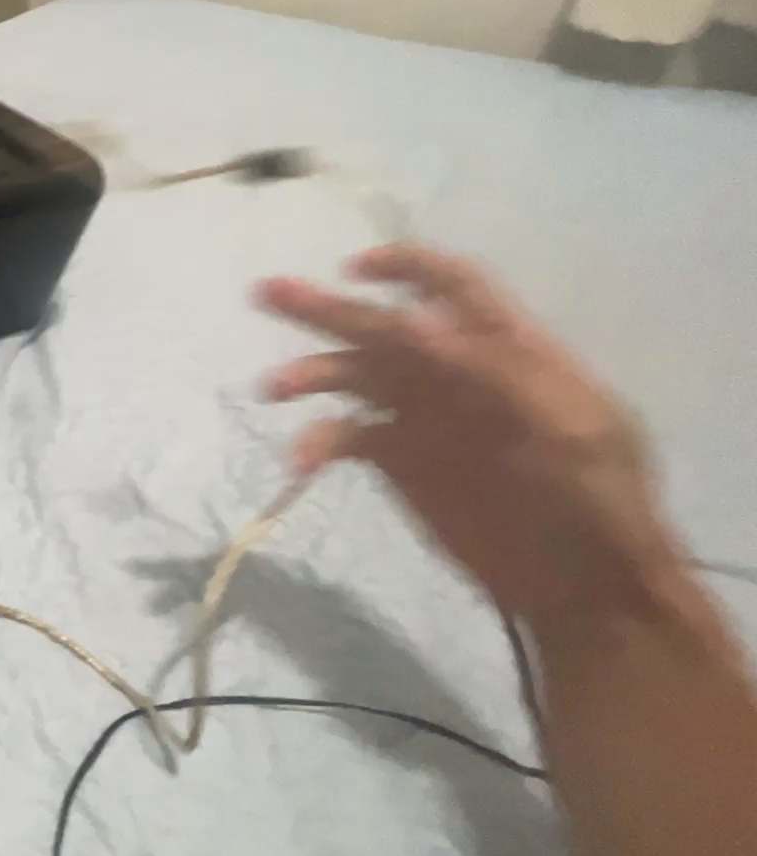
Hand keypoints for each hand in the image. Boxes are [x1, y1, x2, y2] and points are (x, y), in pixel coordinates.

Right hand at [255, 245, 679, 620]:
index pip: (453, 287)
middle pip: (378, 324)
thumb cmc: (591, 502)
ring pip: (347, 374)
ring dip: (306, 374)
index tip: (352, 270)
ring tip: (270, 389)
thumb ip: (489, 372)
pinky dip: (312, 441)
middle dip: (321, 307)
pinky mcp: (390, 454)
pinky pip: (337, 434)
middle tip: (264, 292)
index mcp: (504, 352)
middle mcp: (449, 371)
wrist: (576, 587)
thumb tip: (412, 321)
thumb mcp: (561, 430)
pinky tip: (299, 461)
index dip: (405, 268)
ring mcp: (416, 412)